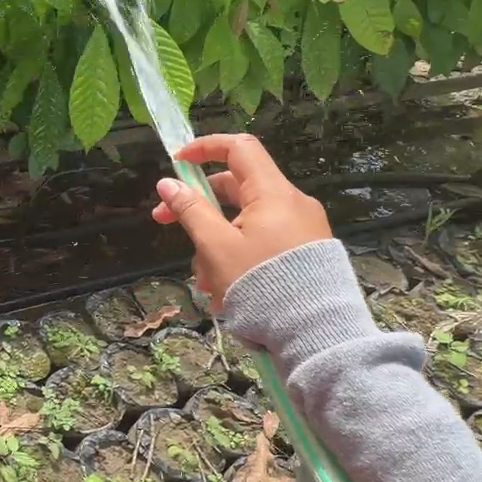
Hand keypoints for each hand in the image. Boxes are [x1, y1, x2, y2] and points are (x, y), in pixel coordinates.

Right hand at [150, 133, 331, 306]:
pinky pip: (263, 238)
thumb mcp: (215, 245)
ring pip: (246, 218)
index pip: (239, 148)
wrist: (317, 334)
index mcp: (273, 194)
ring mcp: (302, 228)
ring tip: (204, 277)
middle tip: (164, 222)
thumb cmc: (261, 283)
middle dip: (198, 203)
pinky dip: (236, 251)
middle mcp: (293, 204)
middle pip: (237, 186)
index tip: (176, 162)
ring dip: (214, 237)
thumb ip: (190, 210)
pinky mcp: (306, 252)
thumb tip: (168, 183)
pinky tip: (224, 285)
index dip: (204, 147)